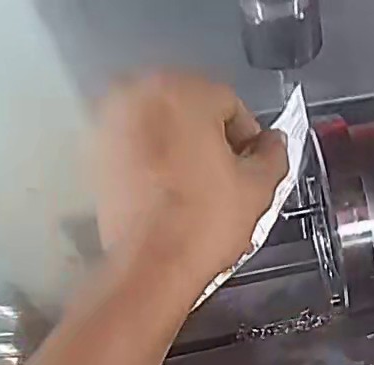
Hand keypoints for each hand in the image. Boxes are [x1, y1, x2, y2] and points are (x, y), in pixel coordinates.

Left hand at [91, 72, 287, 292]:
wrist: (152, 264)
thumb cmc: (203, 225)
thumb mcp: (257, 191)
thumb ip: (273, 157)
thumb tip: (274, 144)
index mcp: (183, 92)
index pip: (231, 103)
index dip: (250, 139)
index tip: (255, 167)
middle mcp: (140, 92)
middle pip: (193, 110)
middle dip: (216, 143)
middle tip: (231, 182)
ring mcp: (113, 120)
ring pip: (165, 129)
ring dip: (188, 153)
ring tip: (203, 194)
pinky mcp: (99, 150)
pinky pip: (141, 148)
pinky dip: (160, 165)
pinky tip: (176, 199)